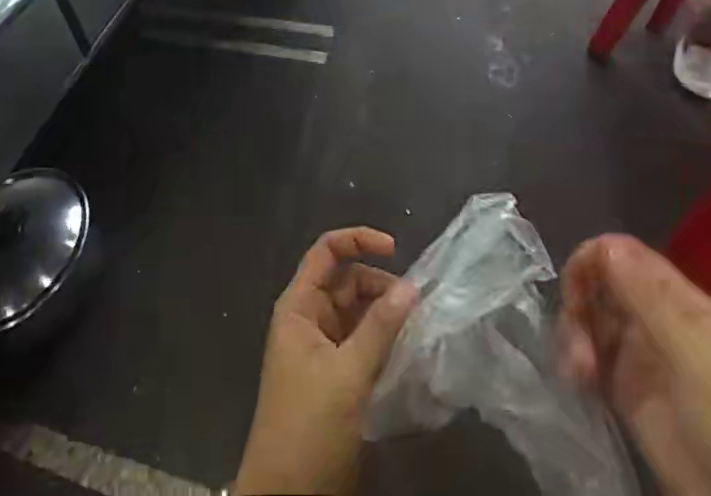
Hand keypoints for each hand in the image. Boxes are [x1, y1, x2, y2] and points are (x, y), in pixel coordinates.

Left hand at [234, 228, 418, 494]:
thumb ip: (380, 328)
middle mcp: (309, 319)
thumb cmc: (309, 424)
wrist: (288, 492)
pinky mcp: (337, 376)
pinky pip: (363, 343)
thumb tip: (413, 285)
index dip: (357, 240)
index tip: (397, 249)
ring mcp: (323, 349)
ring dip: (387, 314)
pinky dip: (385, 341)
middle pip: (346, 282)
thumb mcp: (348, 374)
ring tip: (422, 326)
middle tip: (420, 303)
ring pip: (358, 314)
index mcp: (299, 306)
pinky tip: (412, 350)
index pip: (326, 252)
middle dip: (381, 284)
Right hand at [560, 235, 710, 495]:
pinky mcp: (624, 389)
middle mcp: (655, 320)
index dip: (592, 260)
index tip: (573, 289)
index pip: (624, 255)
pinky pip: (586, 356)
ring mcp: (639, 355)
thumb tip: (604, 243)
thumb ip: (648, 296)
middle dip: (578, 304)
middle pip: (599, 285)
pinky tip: (580, 384)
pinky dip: (574, 363)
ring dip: (573, 337)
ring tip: (581, 373)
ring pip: (588, 320)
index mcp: (678, 303)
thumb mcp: (694, 352)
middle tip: (579, 341)